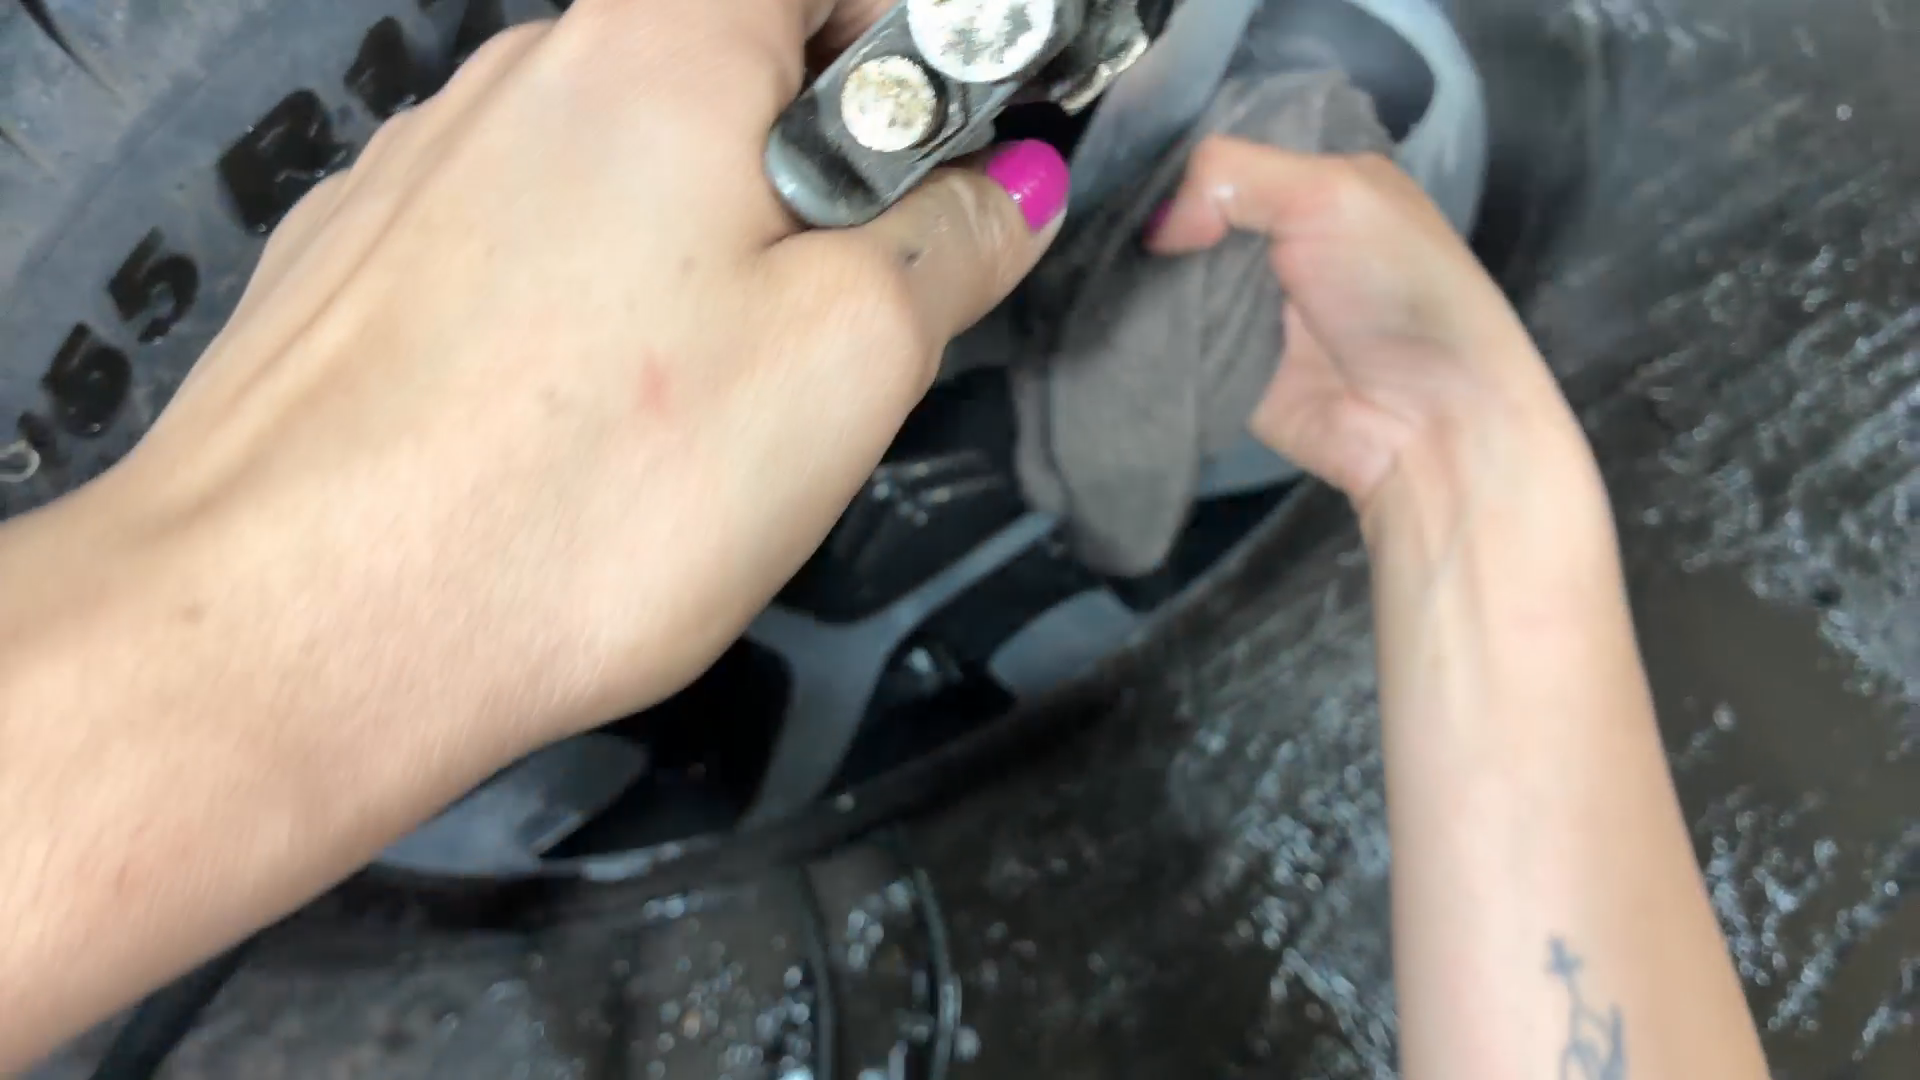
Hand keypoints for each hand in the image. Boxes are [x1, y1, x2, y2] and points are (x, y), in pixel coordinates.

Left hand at [95, 0, 1069, 751]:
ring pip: (660, 189)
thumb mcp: (852, 354)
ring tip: (719, 412)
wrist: (319, 636)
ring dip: (731, 272)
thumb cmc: (620, 481)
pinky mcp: (390, 273)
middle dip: (833, 201)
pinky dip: (628, 316)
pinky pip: (566, 257)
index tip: (953, 193)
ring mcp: (440, 171)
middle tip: (843, 340)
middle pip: (750, 94)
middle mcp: (533, 71)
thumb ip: (953, 246)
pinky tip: (610, 429)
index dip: (928, 75)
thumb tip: (1019, 186)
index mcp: (661, 44)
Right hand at [1147, 138, 1580, 516]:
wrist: (1418, 417)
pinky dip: (1140, 332)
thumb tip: (1152, 227)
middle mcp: (1264, 247)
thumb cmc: (1392, 290)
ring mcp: (1235, 310)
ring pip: (1162, 284)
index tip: (1137, 191)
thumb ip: (1231, 179)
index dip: (1176, 176)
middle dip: (1147, 230)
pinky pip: (1161, 341)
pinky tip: (1111, 323)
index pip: (1217, 167)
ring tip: (1105, 282)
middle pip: (1181, 226)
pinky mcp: (1213, 364)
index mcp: (1304, 191)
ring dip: (1136, 284)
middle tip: (1113, 238)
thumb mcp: (1328, 195)